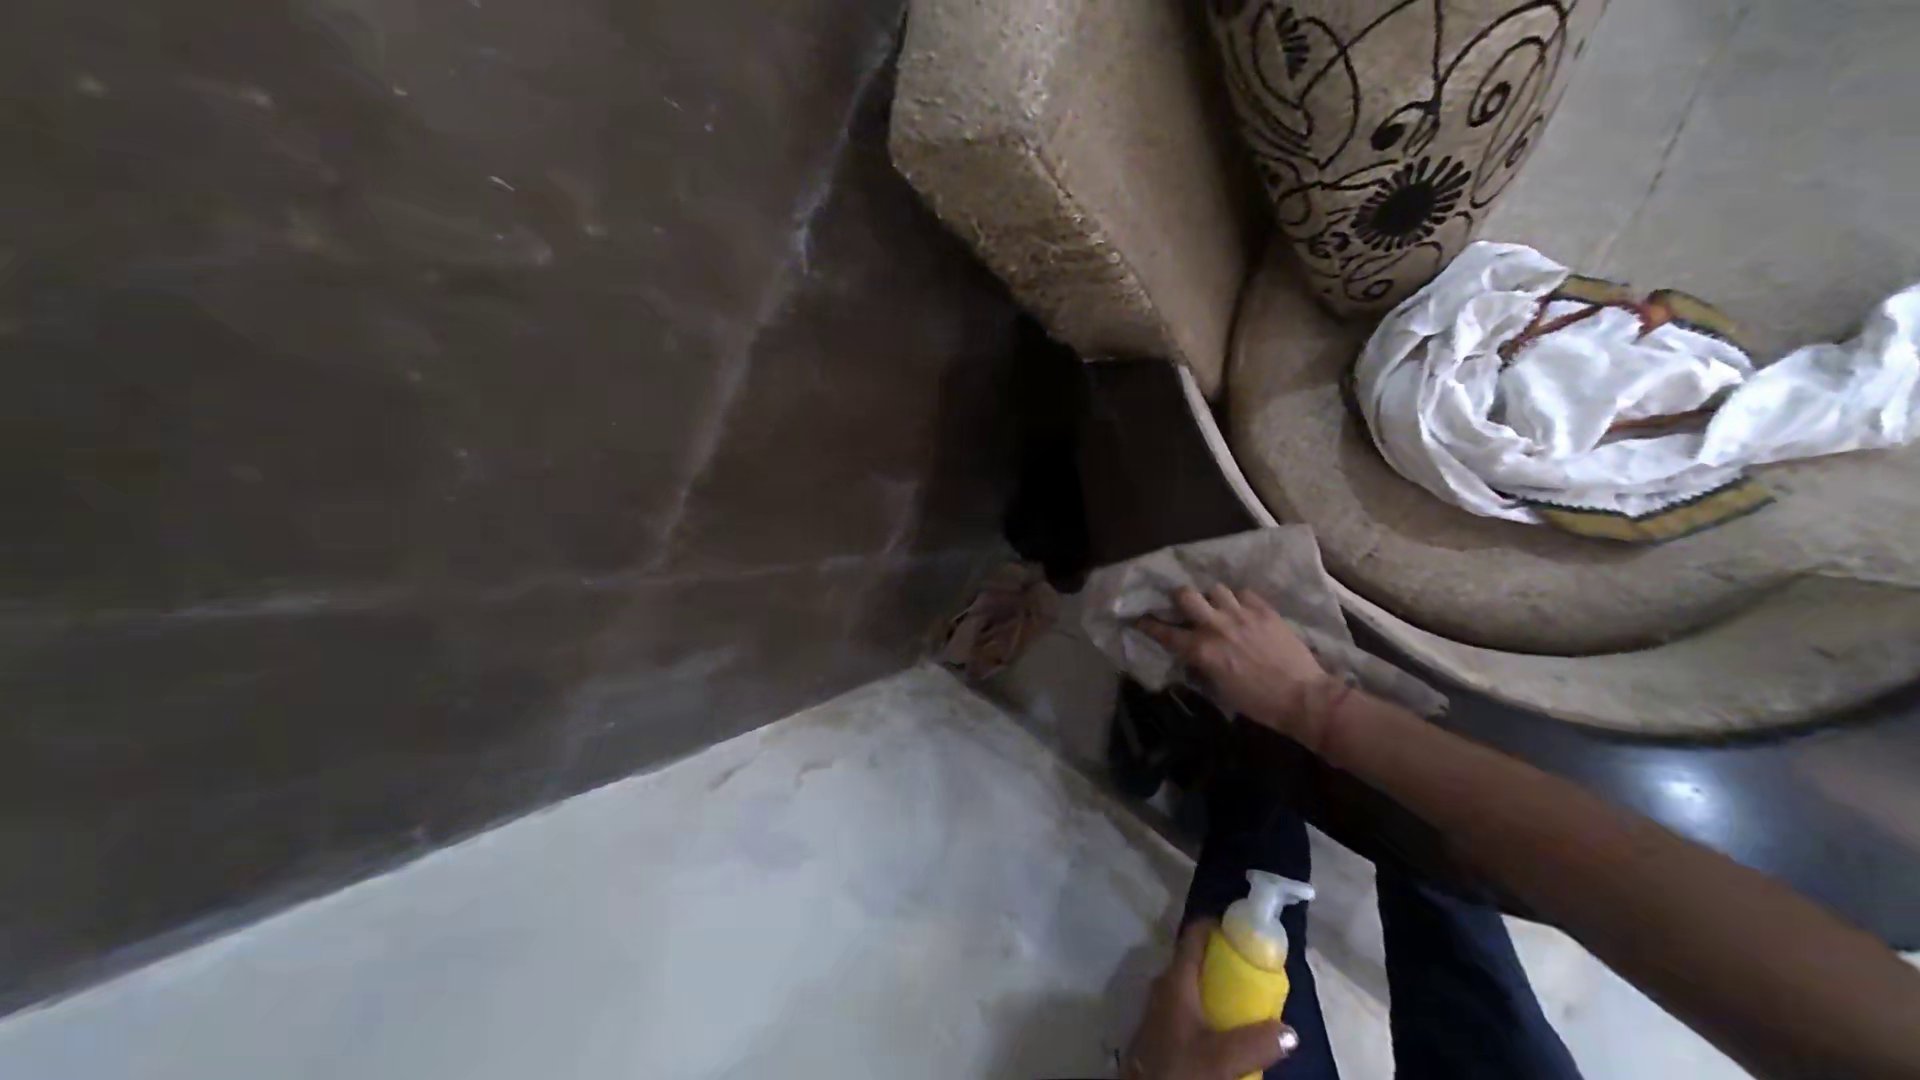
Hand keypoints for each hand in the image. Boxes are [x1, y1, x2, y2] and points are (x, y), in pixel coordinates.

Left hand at [1122, 920, 1296, 1079]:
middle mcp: (1166, 983)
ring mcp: (1163, 1004)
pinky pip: (1191, 1004)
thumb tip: (1290, 1030)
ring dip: (1221, 987)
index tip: (1247, 933)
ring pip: (1195, 983)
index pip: (1194, 934)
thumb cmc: (1176, 1070)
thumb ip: (1255, 1043)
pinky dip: (1212, 1007)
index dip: (1219, 926)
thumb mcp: (1219, 1059)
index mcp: (1176, 978)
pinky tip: (1231, 1029)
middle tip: (1259, 974)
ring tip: (1253, 1002)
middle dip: (1228, 962)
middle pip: (1198, 958)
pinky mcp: (1164, 1026)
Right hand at [1138, 586, 1333, 746]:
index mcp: (1202, 650)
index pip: (1165, 632)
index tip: (1139, 618)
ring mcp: (1242, 615)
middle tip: (1183, 604)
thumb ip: (1201, 666)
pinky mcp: (1265, 611)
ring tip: (1218, 606)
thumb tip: (1193, 655)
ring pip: (1216, 589)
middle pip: (1186, 595)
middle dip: (1179, 597)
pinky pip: (1244, 594)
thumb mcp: (1219, 689)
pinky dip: (1240, 600)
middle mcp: (1216, 626)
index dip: (1148, 624)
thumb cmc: (1258, 702)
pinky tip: (1243, 610)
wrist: (1303, 697)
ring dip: (1213, 598)